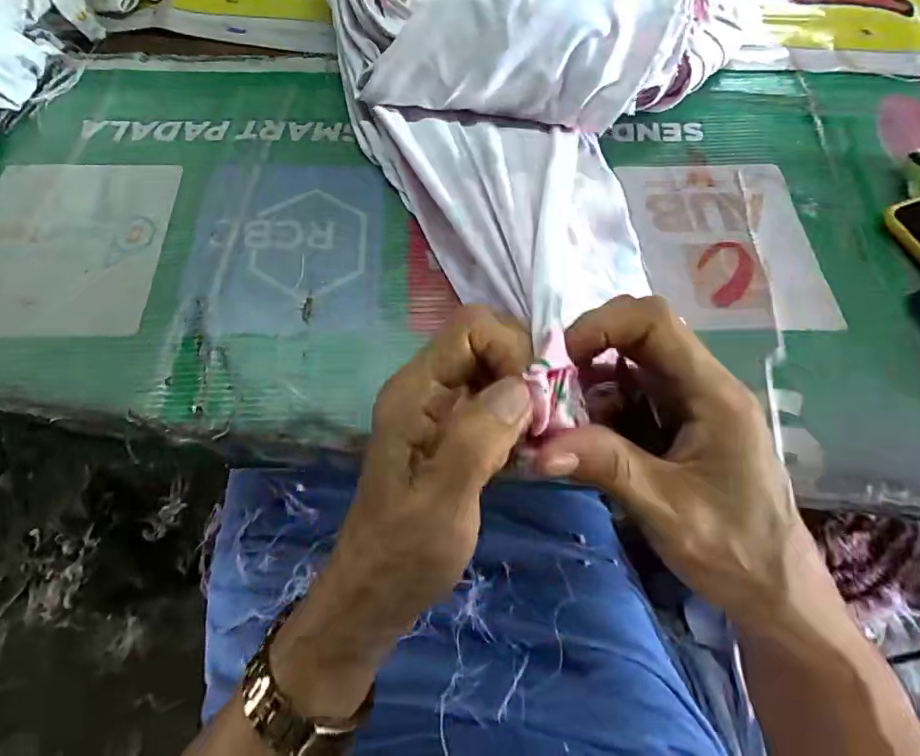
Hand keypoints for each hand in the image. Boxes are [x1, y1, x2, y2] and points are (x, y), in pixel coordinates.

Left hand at [269, 306, 533, 717]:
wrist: (375, 591)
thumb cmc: (406, 553)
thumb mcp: (443, 502)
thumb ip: (476, 439)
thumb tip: (520, 385)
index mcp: (414, 392)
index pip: (469, 328)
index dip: (510, 349)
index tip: (535, 401)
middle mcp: (423, 388)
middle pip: (483, 341)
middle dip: (522, 368)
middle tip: (544, 421)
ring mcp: (435, 407)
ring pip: (490, 369)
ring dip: (523, 394)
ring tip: (541, 439)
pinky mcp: (448, 430)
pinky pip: (489, 400)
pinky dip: (515, 415)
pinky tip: (526, 452)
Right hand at [530, 295, 816, 626]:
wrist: (779, 598)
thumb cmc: (736, 552)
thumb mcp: (666, 510)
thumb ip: (607, 466)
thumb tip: (539, 447)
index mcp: (713, 394)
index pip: (655, 322)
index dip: (602, 324)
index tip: (563, 357)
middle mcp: (702, 387)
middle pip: (640, 333)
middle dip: (590, 349)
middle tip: (555, 385)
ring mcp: (689, 404)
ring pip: (629, 363)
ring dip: (591, 382)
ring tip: (566, 420)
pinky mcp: (677, 424)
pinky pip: (630, 394)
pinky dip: (600, 406)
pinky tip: (586, 437)